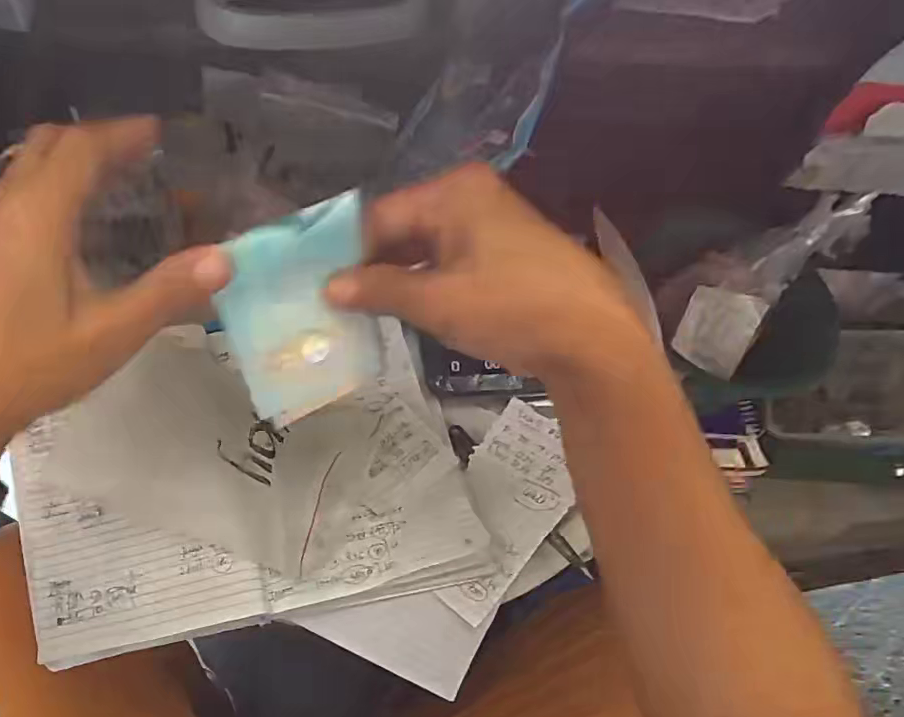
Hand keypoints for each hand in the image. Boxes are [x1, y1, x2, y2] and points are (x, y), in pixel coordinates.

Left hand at [0, 117, 232, 479]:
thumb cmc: (38, 364)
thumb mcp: (112, 333)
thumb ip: (167, 293)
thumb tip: (223, 260)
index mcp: (41, 214)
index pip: (83, 147)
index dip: (124, 133)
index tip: (162, 133)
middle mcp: (11, 205)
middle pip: (53, 143)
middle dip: (99, 139)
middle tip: (144, 155)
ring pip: (32, 165)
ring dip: (75, 160)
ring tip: (118, 181)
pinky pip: (23, 191)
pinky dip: (56, 185)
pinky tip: (80, 223)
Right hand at [326, 164, 659, 387]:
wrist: (587, 337)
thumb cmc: (510, 308)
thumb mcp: (437, 302)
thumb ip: (379, 291)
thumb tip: (329, 287)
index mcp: (453, 193)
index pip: (379, 216)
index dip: (345, 252)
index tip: (316, 283)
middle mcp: (466, 200)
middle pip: (398, 231)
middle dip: (366, 268)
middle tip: (330, 303)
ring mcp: (483, 228)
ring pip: (418, 252)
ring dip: (390, 282)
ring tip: (353, 314)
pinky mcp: (493, 257)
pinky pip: (440, 266)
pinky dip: (418, 288)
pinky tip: (393, 314)